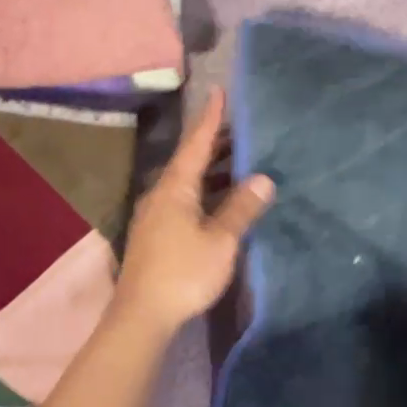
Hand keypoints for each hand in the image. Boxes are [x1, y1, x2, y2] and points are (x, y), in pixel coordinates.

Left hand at [114, 89, 273, 332]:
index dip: (210, 119)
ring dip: (211, 173)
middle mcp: (161, 195)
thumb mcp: (220, 241)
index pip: (196, 144)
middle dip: (214, 145)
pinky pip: (185, 202)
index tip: (220, 92)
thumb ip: (241, 209)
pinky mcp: (157, 236)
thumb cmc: (183, 272)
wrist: (143, 314)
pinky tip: (220, 201)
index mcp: (175, 188)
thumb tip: (263, 178)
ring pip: (187, 184)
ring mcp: (156, 216)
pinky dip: (205, 193)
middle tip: (242, 131)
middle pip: (189, 162)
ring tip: (238, 164)